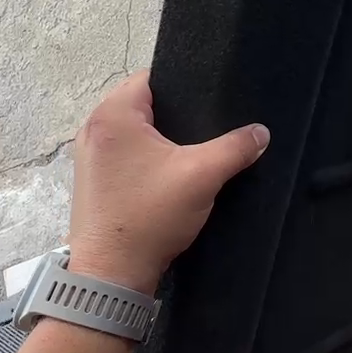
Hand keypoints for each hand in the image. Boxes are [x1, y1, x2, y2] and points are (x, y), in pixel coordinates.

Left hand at [65, 71, 269, 291]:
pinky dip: (149, 156)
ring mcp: (90, 156)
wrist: (112, 274)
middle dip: (176, 112)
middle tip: (210, 122)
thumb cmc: (148, 217)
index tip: (211, 96)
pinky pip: (127, 153)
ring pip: (136, 131)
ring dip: (162, 137)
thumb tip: (261, 133)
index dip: (184, 83)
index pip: (151, 78)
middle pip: (143, 104)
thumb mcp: (203, 175)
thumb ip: (236, 147)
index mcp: (112, 115)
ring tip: (196, 146)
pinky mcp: (95, 180)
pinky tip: (174, 171)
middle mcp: (94, 129)